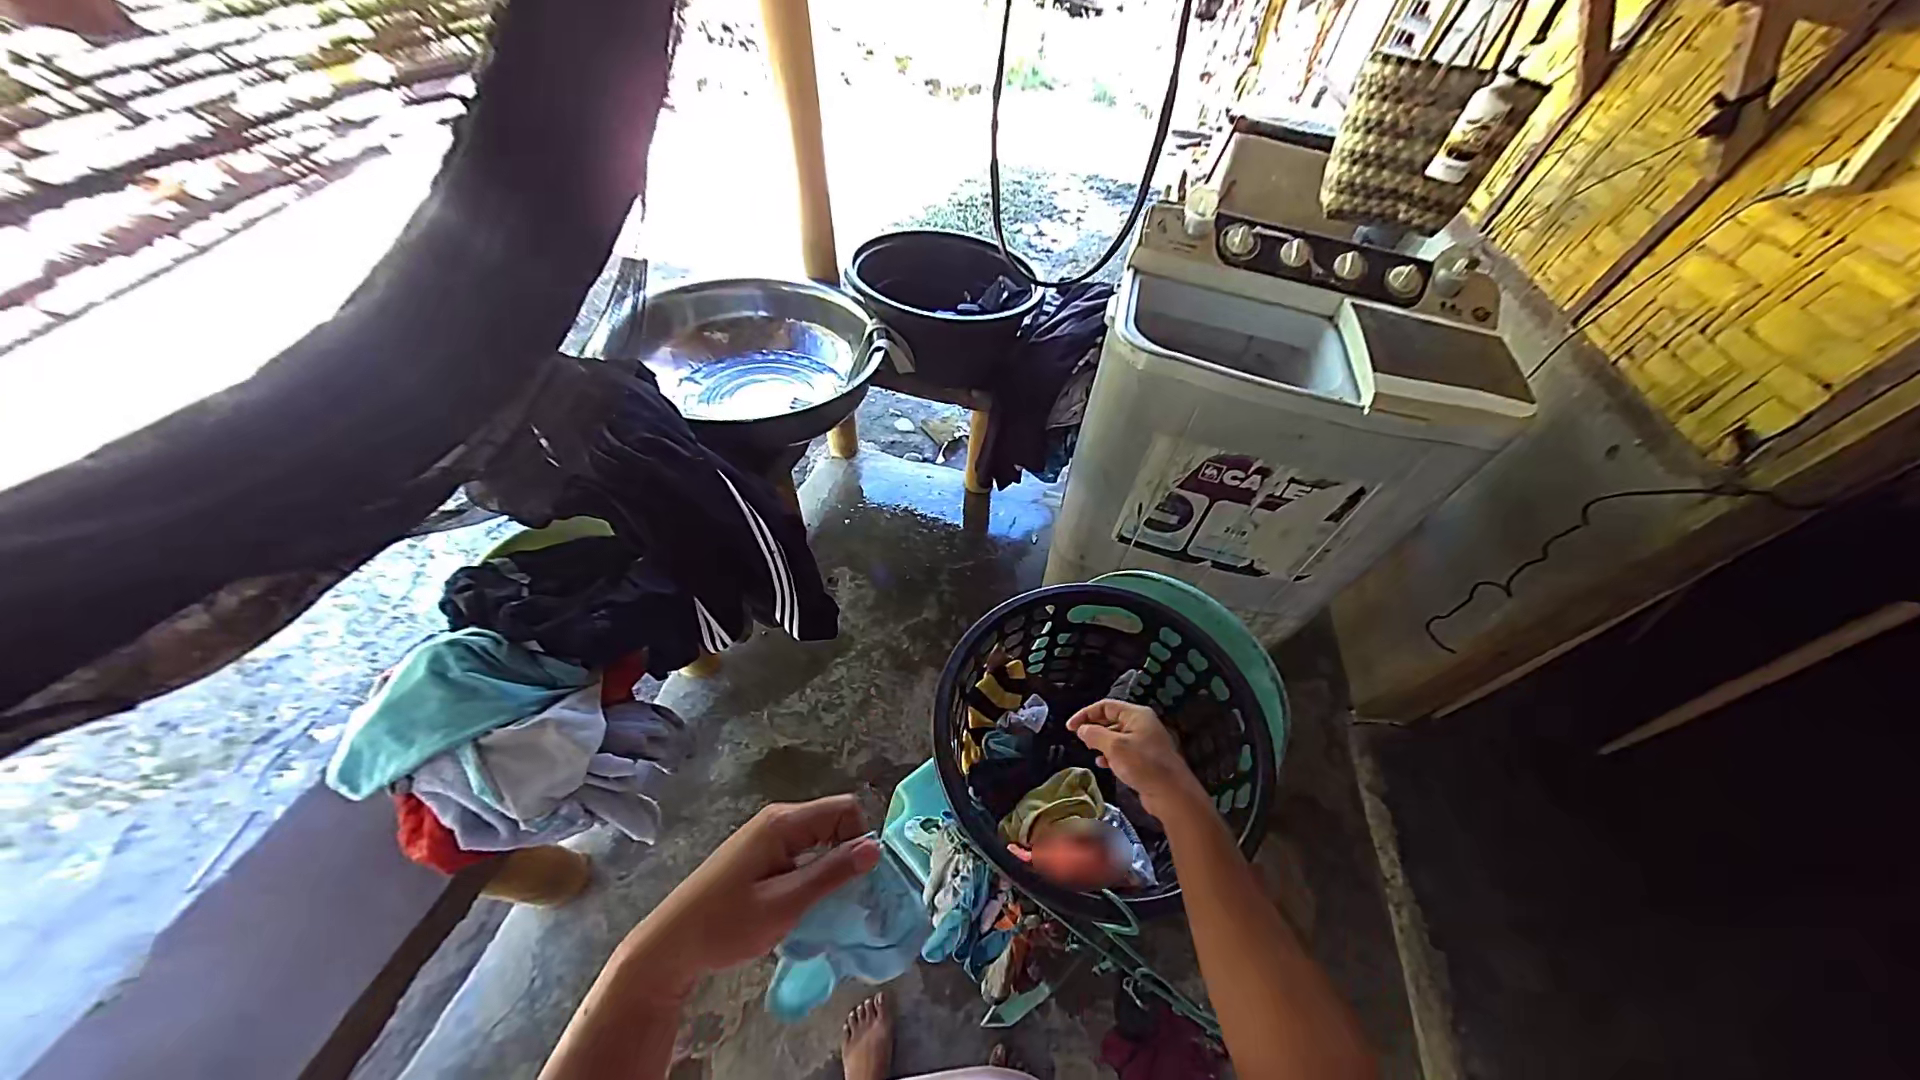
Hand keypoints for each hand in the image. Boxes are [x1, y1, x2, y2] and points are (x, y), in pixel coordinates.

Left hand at [620, 795, 879, 998]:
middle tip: (842, 898)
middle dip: (846, 854)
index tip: (854, 879)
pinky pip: (802, 851)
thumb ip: (832, 873)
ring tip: (821, 906)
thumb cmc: (725, 926)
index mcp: (783, 822)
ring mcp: (767, 836)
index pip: (845, 808)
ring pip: (819, 838)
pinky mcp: (761, 853)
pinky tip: (800, 904)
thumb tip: (875, 847)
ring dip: (828, 867)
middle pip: (834, 821)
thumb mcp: (785, 904)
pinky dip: (811, 873)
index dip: (858, 839)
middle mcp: (777, 819)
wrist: (669, 947)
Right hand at [1066, 699, 1208, 822]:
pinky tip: (1103, 764)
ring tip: (1090, 751)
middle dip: (1094, 727)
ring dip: (1101, 743)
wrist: (1172, 793)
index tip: (1070, 727)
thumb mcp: (1114, 747)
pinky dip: (1110, 755)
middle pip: (1111, 719)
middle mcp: (1141, 724)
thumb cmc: (1143, 764)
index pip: (1105, 706)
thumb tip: (1082, 729)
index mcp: (1136, 714)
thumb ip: (1095, 734)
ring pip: (1116, 736)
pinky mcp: (1145, 759)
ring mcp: (1144, 742)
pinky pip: (1123, 751)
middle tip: (1079, 738)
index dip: (1085, 714)